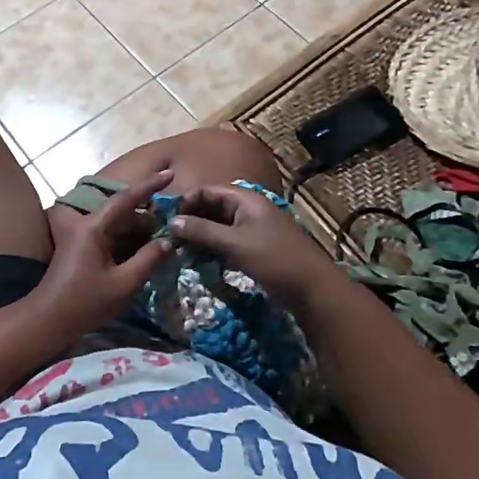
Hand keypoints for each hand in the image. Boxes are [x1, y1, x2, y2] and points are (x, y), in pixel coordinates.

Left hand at [30, 170, 172, 331]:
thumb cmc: (85, 301)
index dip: (149, 185)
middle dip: (146, 207)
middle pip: (121, 208)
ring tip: (161, 229)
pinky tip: (143, 245)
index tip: (170, 174)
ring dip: (138, 223)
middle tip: (171, 212)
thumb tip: (168, 241)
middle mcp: (85, 225)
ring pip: (116, 220)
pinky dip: (128, 234)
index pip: (125, 199)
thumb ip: (148, 259)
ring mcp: (81, 235)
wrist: (48, 320)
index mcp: (93, 228)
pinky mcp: (82, 247)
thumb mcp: (123, 283)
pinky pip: (110, 232)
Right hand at [166, 185, 340, 304]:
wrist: (312, 288)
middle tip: (170, 238)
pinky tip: (199, 260)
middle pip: (212, 206)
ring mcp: (252, 228)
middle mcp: (248, 208)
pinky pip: (227, 240)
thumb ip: (203, 231)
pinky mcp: (255, 247)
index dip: (186, 202)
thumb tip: (172, 221)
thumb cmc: (275, 259)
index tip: (166, 220)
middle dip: (191, 219)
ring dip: (200, 235)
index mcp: (246, 199)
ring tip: (180, 250)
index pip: (208, 190)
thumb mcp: (236, 244)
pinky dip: (213, 247)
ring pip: (219, 225)